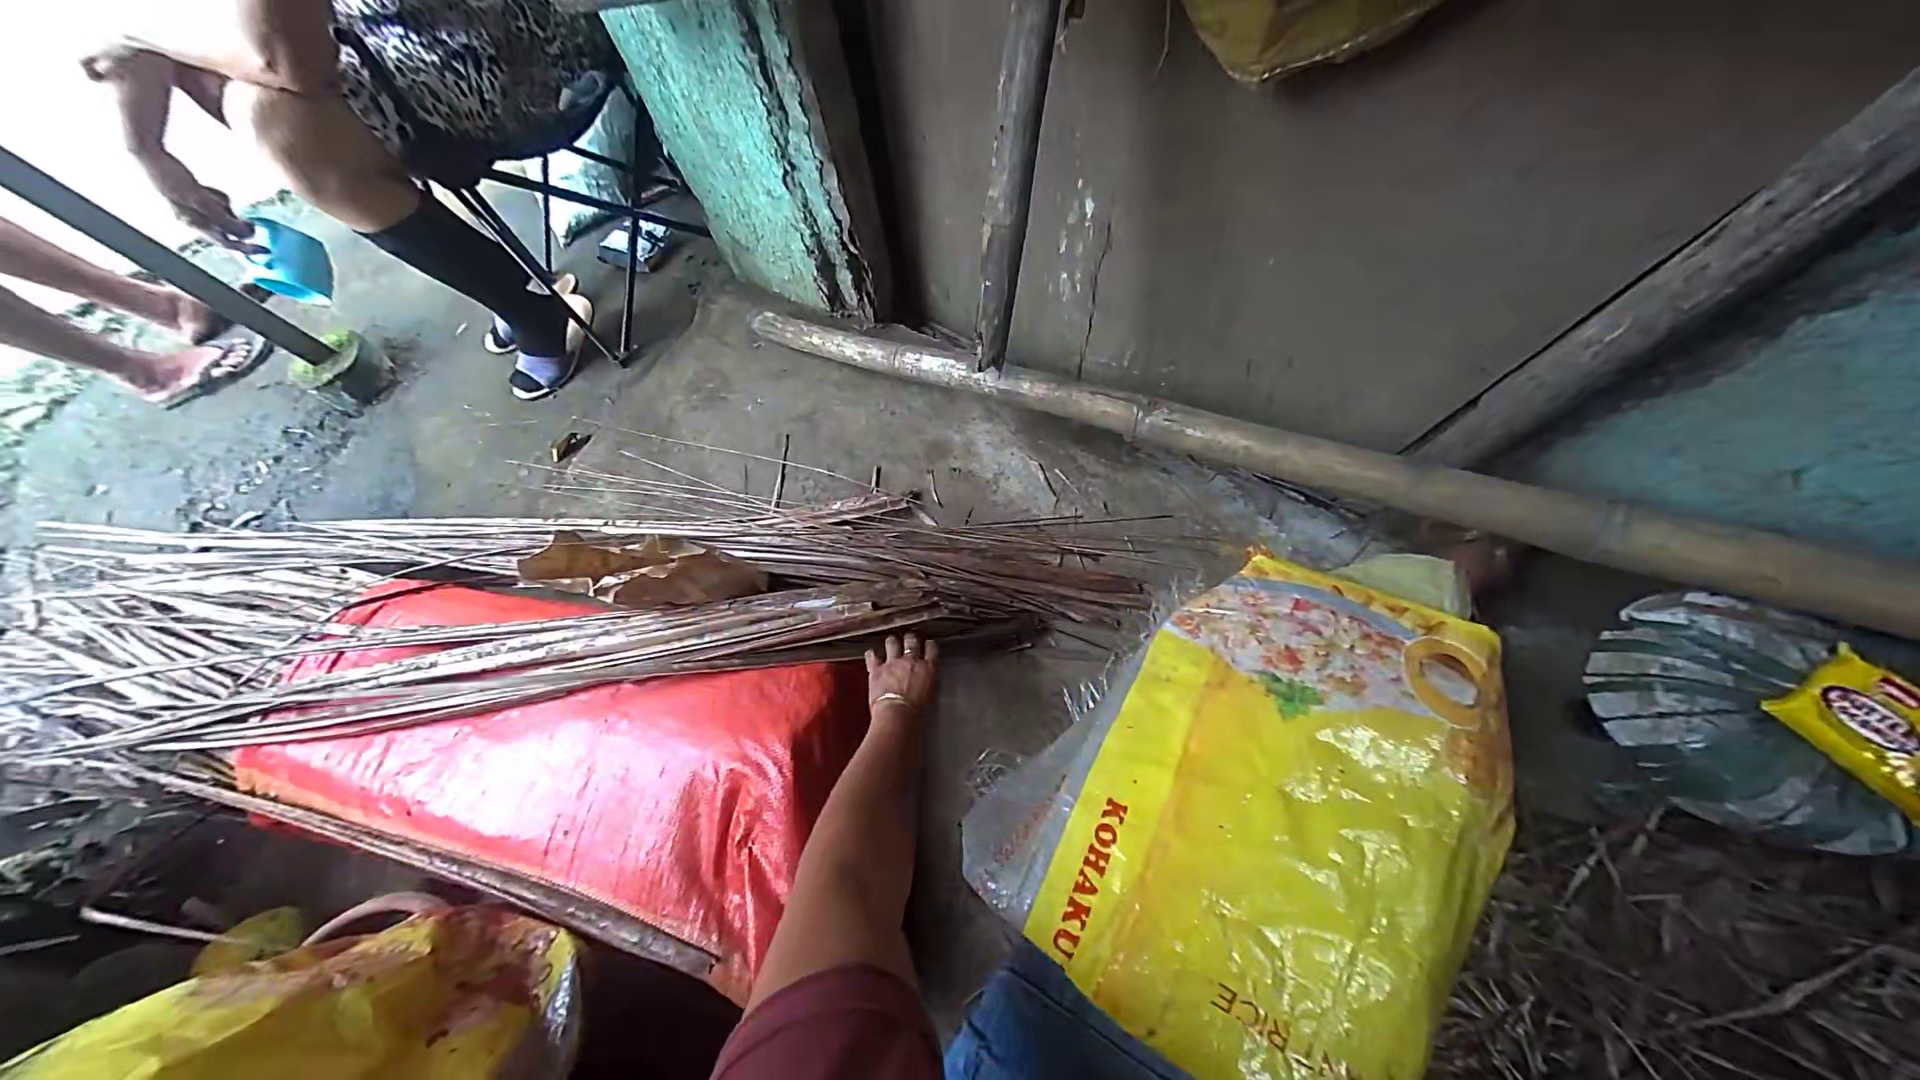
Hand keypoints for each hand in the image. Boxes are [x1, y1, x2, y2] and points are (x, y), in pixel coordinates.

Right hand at [153, 173, 260, 253]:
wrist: (150, 155)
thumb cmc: (171, 178)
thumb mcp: (200, 201)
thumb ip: (224, 220)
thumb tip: (246, 235)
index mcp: (194, 223)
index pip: (227, 243)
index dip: (247, 248)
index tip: (266, 250)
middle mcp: (194, 220)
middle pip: (227, 230)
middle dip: (237, 224)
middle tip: (250, 223)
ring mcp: (194, 208)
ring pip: (224, 214)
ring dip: (223, 205)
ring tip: (206, 192)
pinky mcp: (195, 197)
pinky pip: (216, 202)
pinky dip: (216, 197)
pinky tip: (202, 187)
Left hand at [865, 633, 938, 717]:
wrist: (898, 713)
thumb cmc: (917, 711)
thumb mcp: (931, 695)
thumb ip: (928, 681)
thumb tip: (925, 680)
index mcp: (928, 668)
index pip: (931, 648)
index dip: (929, 644)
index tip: (928, 644)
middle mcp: (911, 660)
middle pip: (912, 640)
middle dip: (910, 638)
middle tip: (909, 638)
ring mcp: (893, 663)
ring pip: (892, 642)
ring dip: (892, 641)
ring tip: (892, 641)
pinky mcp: (877, 669)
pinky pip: (873, 655)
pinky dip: (872, 654)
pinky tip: (872, 653)